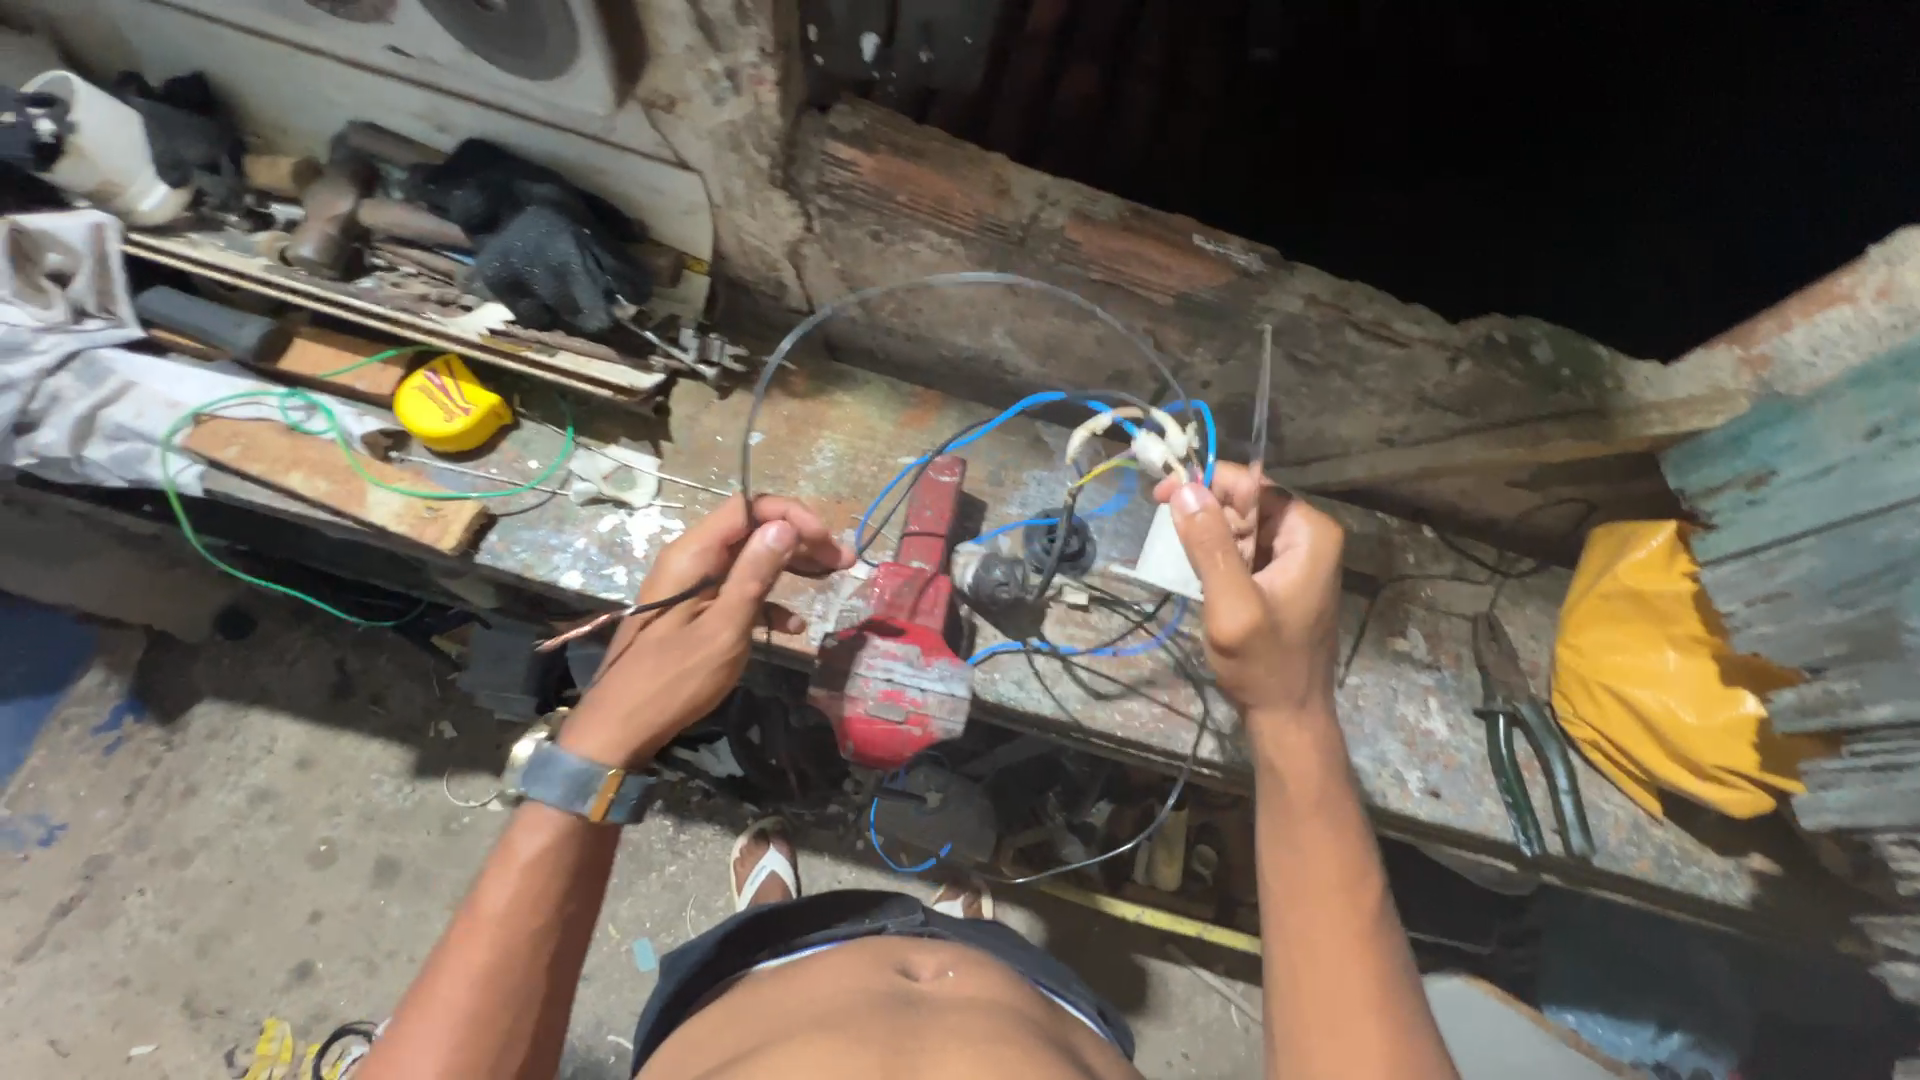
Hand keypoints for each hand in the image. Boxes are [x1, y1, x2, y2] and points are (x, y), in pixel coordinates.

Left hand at [560, 495, 853, 766]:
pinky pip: (740, 592)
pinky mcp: (699, 611)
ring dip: (792, 566)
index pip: (747, 507)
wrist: (622, 727)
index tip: (825, 540)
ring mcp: (695, 586)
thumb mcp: (724, 628)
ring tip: (832, 578)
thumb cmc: (674, 679)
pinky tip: (794, 627)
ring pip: (751, 559)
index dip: (790, 515)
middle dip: (799, 539)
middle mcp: (693, 560)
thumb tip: (785, 526)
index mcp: (693, 555)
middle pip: (753, 530)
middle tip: (841, 561)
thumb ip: (754, 575)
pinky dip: (770, 602)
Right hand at [1153, 464, 1344, 738]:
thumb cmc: (1263, 664)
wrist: (1287, 715)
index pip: (1251, 485)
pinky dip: (1218, 556)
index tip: (1161, 495)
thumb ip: (1209, 545)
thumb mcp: (1231, 603)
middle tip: (1167, 531)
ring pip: (1242, 526)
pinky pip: (1245, 550)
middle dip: (1204, 511)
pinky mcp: (1282, 578)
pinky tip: (1202, 577)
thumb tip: (1183, 489)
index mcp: (1308, 534)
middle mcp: (1309, 537)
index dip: (1205, 483)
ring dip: (1209, 536)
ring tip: (1186, 562)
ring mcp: (1297, 558)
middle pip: (1246, 502)